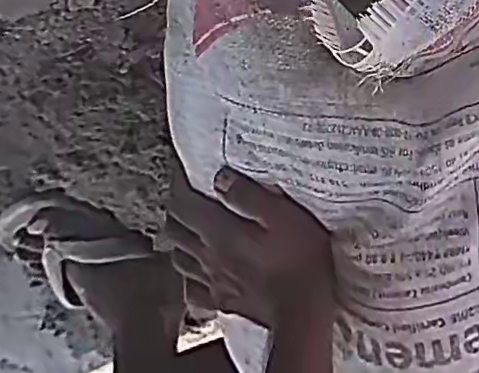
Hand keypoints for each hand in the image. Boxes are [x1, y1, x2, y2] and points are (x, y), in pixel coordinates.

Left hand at [165, 166, 337, 328]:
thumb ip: (249, 195)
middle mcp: (209, 258)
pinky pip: (191, 287)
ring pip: (179, 258)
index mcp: (221, 233)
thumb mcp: (282, 214)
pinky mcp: (221, 302)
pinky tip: (200, 266)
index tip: (182, 168)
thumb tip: (221, 177)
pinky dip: (189, 272)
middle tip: (188, 192)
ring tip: (191, 224)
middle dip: (176, 208)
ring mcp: (212, 283)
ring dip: (180, 238)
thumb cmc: (299, 256)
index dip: (178, 183)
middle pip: (175, 231)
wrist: (304, 311)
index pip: (184, 205)